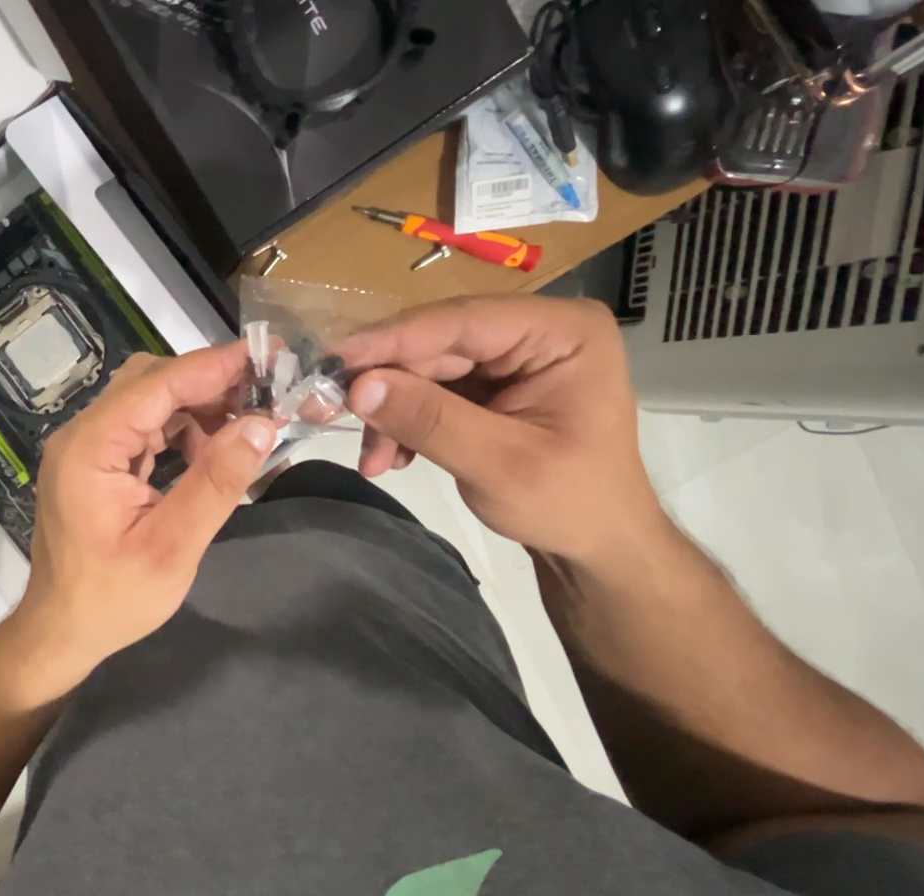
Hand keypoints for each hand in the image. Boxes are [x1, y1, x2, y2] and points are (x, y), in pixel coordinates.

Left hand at [1, 343, 277, 688]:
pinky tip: (209, 454)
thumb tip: (262, 424)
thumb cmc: (112, 599)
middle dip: (208, 384)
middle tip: (265, 397)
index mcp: (89, 449)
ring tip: (245, 429)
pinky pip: (140, 431)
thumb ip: (216, 483)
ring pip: (146, 403)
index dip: (214, 366)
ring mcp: (84, 450)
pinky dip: (178, 433)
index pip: (156, 384)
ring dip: (196, 409)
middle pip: (148, 383)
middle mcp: (80, 437)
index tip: (269, 356)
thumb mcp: (172, 547)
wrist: (62, 631)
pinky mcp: (93, 466)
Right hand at [334, 296, 670, 568]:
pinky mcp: (489, 387)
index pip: (461, 321)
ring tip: (373, 461)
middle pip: (437, 345)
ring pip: (425, 371)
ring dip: (390, 414)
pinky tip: (391, 457)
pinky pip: (429, 394)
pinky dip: (403, 424)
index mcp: (561, 331)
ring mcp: (510, 360)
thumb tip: (357, 386)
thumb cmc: (567, 504)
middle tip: (329, 414)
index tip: (332, 360)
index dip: (391, 340)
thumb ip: (429, 420)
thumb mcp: (498, 464)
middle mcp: (534, 332)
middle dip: (386, 386)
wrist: (595, 545)